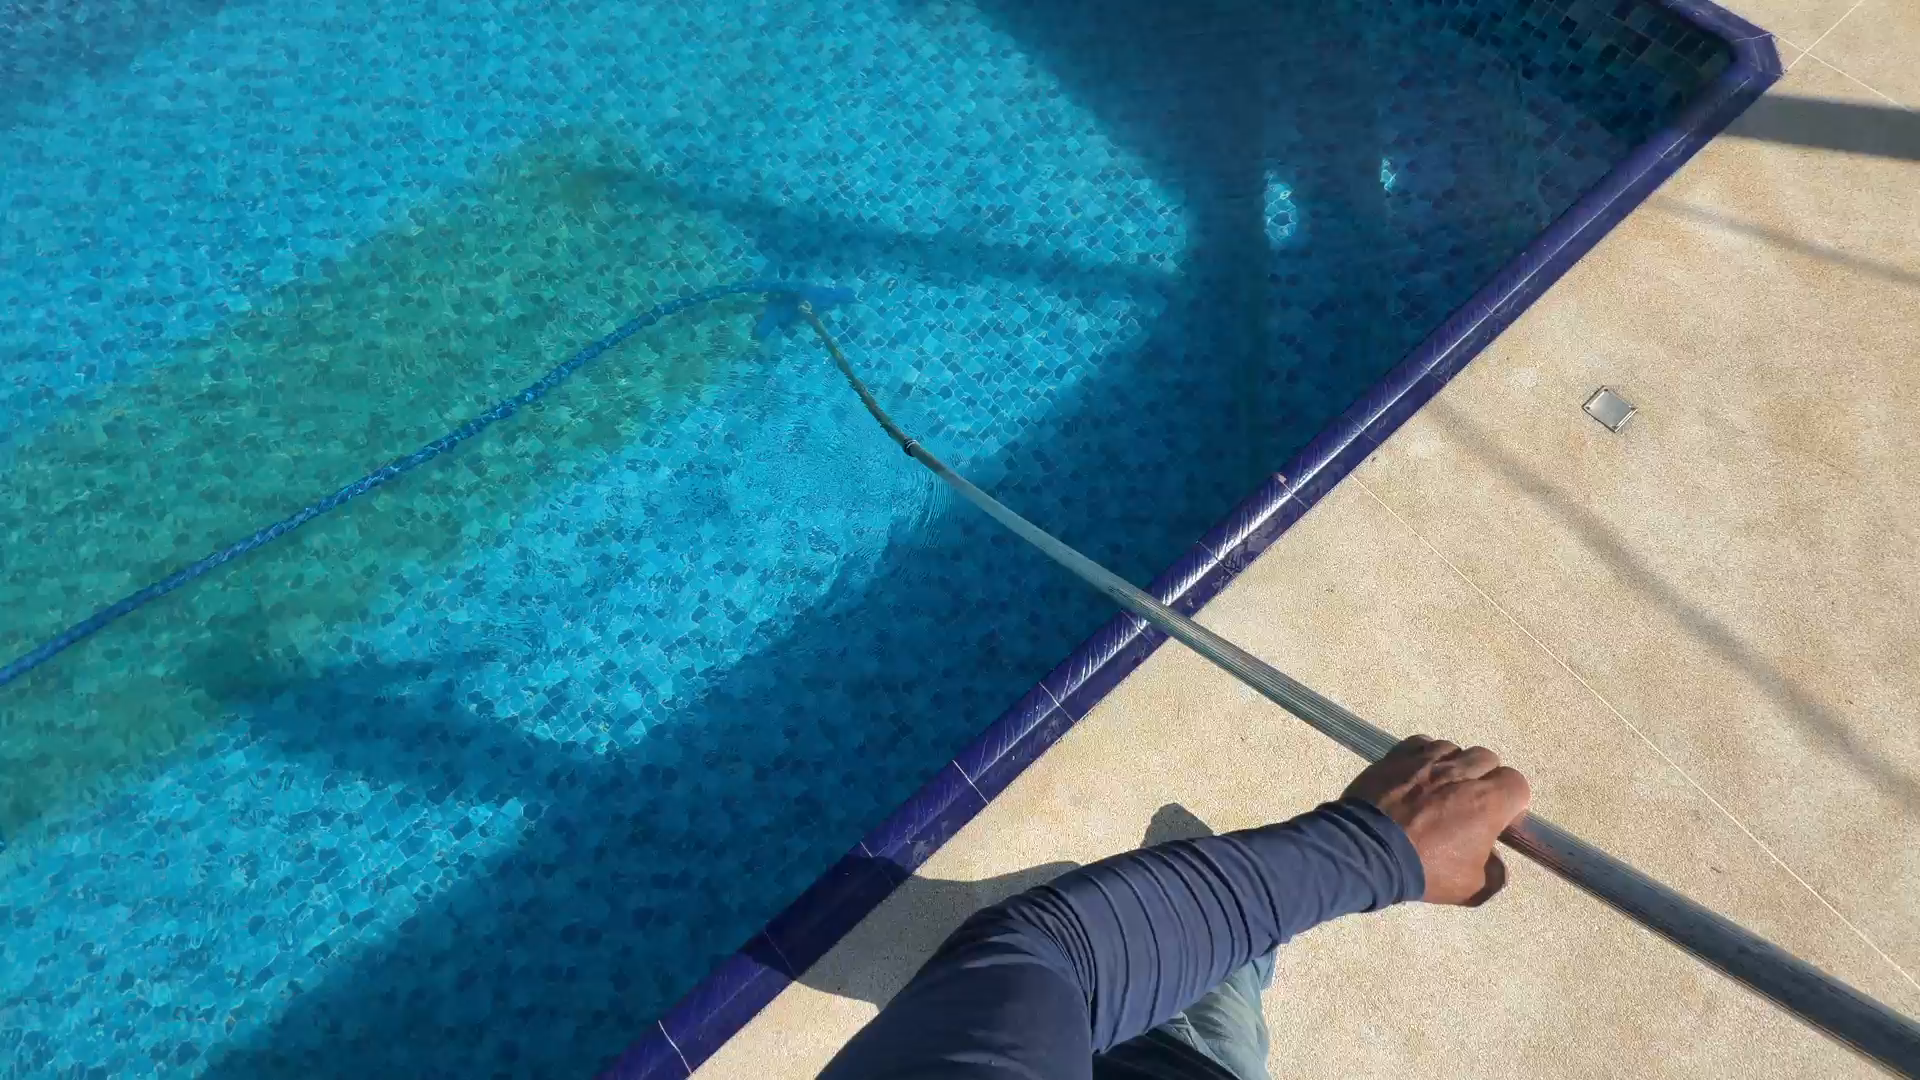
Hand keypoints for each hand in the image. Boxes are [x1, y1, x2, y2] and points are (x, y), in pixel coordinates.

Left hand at [1343, 735, 1532, 905]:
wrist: (1368, 849)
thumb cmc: (1425, 868)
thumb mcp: (1474, 886)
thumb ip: (1494, 870)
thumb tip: (1493, 860)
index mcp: (1486, 802)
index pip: (1517, 782)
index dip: (1511, 800)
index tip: (1499, 816)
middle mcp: (1457, 773)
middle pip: (1485, 758)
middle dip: (1484, 777)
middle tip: (1469, 800)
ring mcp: (1423, 761)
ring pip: (1451, 748)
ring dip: (1452, 764)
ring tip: (1439, 786)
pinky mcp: (1393, 756)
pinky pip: (1417, 743)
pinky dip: (1422, 754)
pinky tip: (1417, 773)